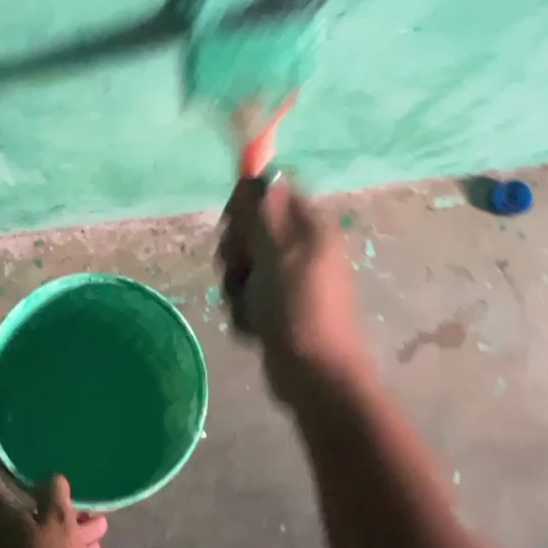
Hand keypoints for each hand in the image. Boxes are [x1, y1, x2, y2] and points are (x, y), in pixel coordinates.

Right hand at [218, 176, 370, 405]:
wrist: (314, 377)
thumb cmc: (296, 310)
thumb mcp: (275, 252)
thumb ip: (262, 210)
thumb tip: (258, 170)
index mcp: (310, 228)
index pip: (272, 191)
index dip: (247, 203)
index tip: (233, 224)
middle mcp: (302, 248)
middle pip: (252, 227)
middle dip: (237, 250)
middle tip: (240, 269)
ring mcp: (291, 279)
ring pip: (245, 264)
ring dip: (237, 285)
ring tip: (249, 306)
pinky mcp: (280, 307)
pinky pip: (249, 294)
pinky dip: (245, 309)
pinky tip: (254, 326)